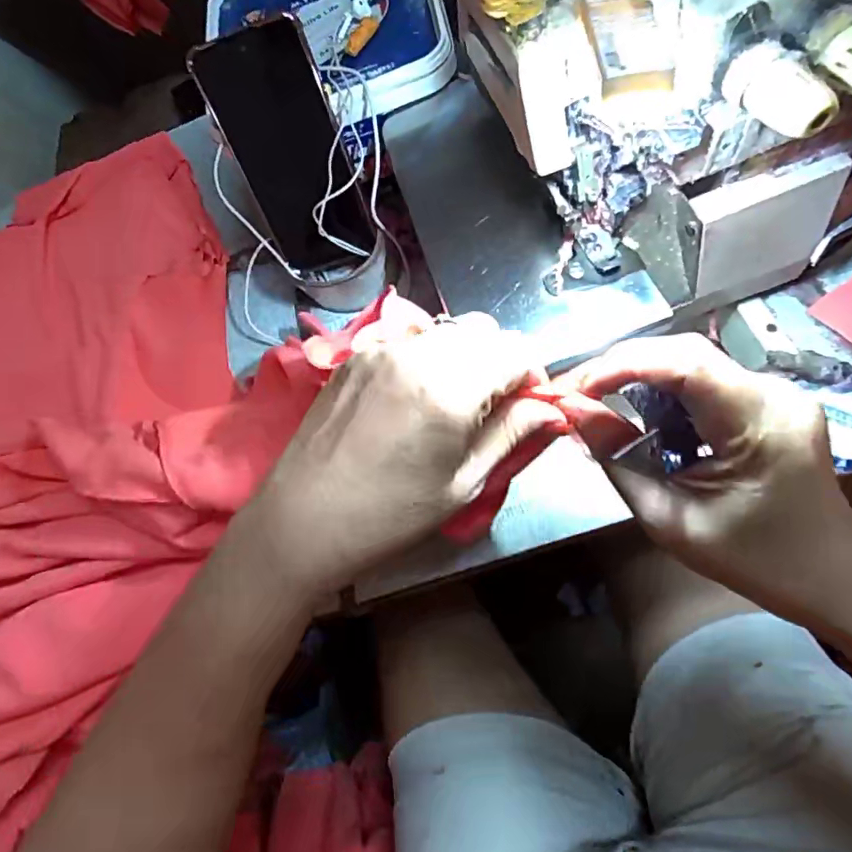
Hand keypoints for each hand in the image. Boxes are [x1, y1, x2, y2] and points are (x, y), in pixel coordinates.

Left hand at [237, 314, 561, 596]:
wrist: (301, 520)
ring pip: (446, 331)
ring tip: (451, 403)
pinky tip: (412, 399)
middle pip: (484, 331)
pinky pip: (409, 340)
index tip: (527, 408)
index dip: (533, 377)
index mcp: (448, 387)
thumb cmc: (388, 516)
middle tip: (492, 408)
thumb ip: (511, 435)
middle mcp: (415, 353)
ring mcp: (380, 349)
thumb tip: (550, 409)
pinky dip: (428, 357)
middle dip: (501, 362)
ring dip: (466, 356)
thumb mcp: (462, 483)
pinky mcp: (355, 356)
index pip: (517, 350)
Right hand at [558, 334, 851, 629]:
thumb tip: (574, 411)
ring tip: (598, 400)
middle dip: (622, 365)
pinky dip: (663, 389)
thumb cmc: (757, 560)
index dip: (621, 364)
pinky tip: (639, 410)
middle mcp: (772, 390)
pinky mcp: (767, 398)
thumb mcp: (672, 520)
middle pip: (684, 352)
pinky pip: (705, 379)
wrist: (835, 575)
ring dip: (639, 375)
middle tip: (577, 392)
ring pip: (691, 361)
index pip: (684, 363)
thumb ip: (618, 460)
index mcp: (760, 421)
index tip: (575, 388)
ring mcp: (774, 390)